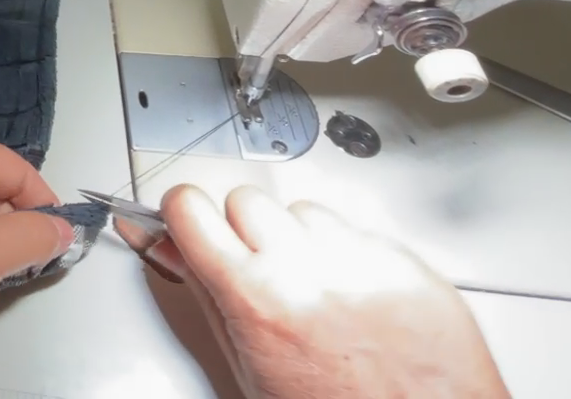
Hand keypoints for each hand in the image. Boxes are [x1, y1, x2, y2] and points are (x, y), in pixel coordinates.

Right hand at [119, 185, 508, 398]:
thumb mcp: (247, 369)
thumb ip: (204, 294)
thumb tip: (165, 245)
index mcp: (255, 298)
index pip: (188, 205)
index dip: (185, 215)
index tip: (191, 225)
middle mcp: (305, 271)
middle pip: (245, 200)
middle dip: (246, 231)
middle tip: (263, 274)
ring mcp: (359, 264)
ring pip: (301, 210)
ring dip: (300, 240)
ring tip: (319, 290)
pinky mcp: (405, 265)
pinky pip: (355, 232)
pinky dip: (349, 256)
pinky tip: (357, 299)